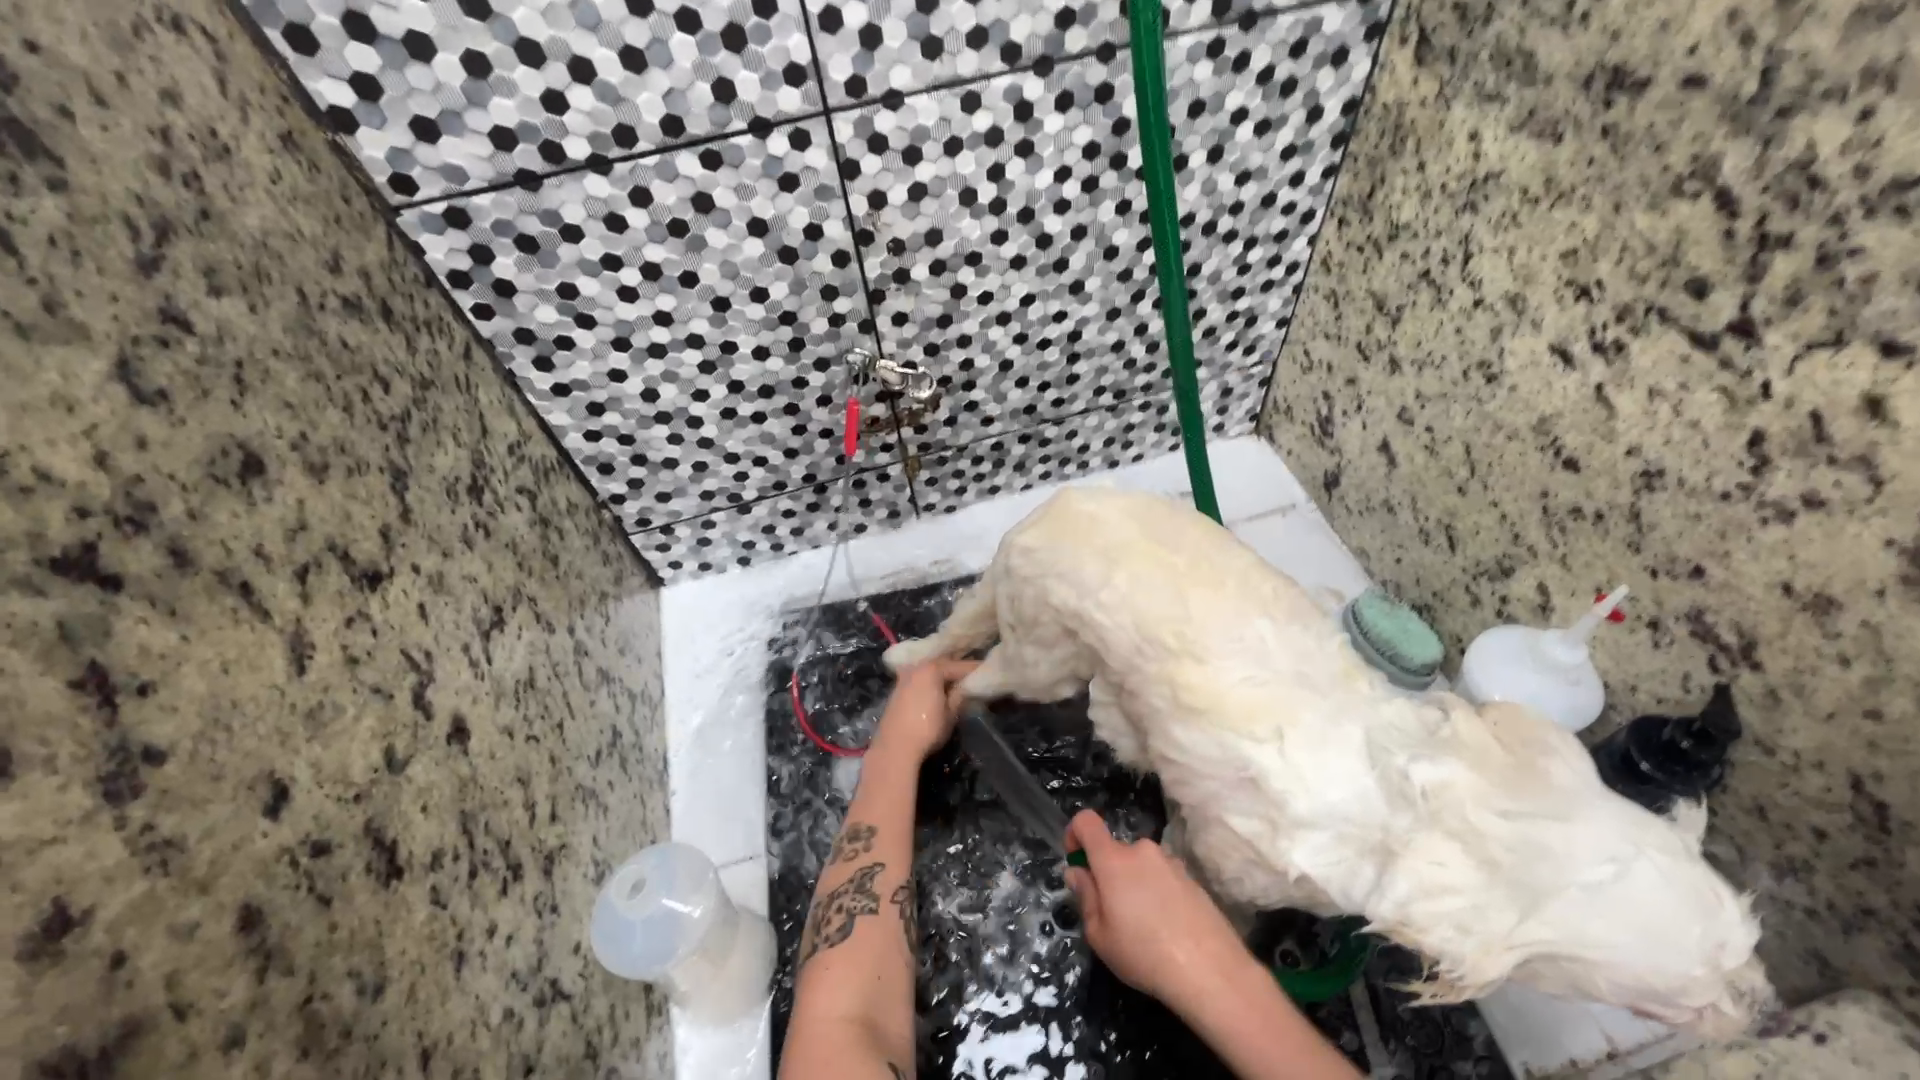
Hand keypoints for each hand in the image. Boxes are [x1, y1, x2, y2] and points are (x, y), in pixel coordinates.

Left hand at [870, 659, 979, 761]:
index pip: (960, 666)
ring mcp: (904, 678)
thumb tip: (965, 688)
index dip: (975, 670)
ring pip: (929, 672)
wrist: (895, 747)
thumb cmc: (927, 730)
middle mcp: (916, 668)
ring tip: (957, 685)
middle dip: (957, 671)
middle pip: (942, 665)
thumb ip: (960, 696)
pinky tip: (937, 692)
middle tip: (974, 678)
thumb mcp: (951, 714)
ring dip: (942, 677)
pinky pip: (919, 680)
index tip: (988, 673)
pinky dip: (930, 683)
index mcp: (932, 669)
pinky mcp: (897, 690)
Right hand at [1063, 810, 1257, 1012]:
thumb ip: (1085, 896)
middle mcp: (1143, 852)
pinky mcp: (1192, 879)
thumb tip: (1078, 871)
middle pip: (1115, 851)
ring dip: (1133, 885)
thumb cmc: (1144, 954)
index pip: (1086, 822)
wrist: (1211, 971)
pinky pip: (1162, 878)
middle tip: (1111, 914)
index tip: (1076, 863)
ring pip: (1140, 866)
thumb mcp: (1099, 935)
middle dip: (1107, 874)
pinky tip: (1166, 929)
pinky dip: (1157, 894)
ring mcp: (1171, 863)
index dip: (1074, 834)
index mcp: (1114, 860)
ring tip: (1142, 927)